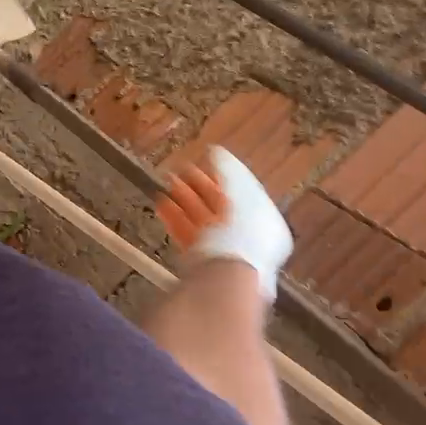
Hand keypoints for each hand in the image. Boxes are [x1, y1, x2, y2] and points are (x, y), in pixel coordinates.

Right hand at [156, 147, 292, 300]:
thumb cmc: (241, 228)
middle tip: (177, 170)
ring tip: (164, 184)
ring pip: (202, 220)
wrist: (228, 273)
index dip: (221, 175)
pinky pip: (189, 235)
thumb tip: (215, 151)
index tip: (200, 160)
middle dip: (198, 187)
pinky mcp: (204, 261)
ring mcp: (225, 250)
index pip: (242, 193)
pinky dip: (175, 219)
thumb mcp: (241, 190)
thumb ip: (229, 170)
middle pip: (220, 206)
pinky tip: (160, 204)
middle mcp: (248, 235)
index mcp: (264, 220)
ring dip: (183, 200)